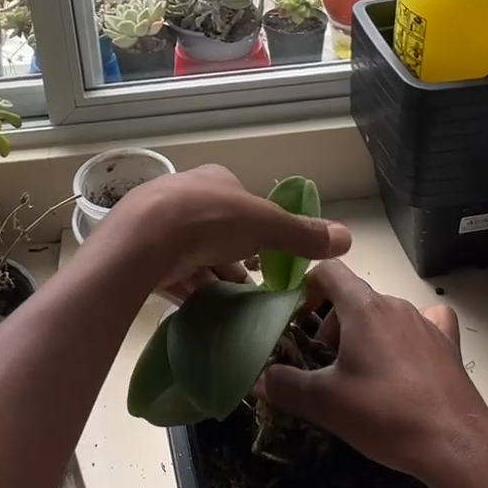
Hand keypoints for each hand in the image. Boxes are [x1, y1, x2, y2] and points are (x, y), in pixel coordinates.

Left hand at [90, 165, 351, 297]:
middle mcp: (184, 194)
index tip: (267, 259)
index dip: (258, 230)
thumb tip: (347, 237)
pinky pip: (168, 270)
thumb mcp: (266, 225)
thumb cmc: (210, 221)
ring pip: (191, 250)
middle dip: (232, 256)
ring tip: (226, 302)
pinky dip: (184, 287)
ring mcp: (157, 221)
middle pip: (216, 228)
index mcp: (215, 180)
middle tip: (248, 285)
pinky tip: (196, 308)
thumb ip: (302, 233)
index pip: (242, 204)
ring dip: (208, 273)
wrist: (144, 239)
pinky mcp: (139, 249)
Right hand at [262, 261, 487, 487]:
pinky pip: (425, 323)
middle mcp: (394, 304)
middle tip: (324, 359)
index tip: (298, 315)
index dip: (308, 285)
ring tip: (359, 371)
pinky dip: (409, 333)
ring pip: (384, 312)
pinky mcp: (448, 345)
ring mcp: (425, 322)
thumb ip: (286, 385)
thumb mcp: (325, 403)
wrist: (455, 445)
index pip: (329, 270)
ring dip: (365, 331)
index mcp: (363, 306)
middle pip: (354, 295)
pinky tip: (408, 357)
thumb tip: (259, 377)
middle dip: (333, 320)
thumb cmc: (386, 413)